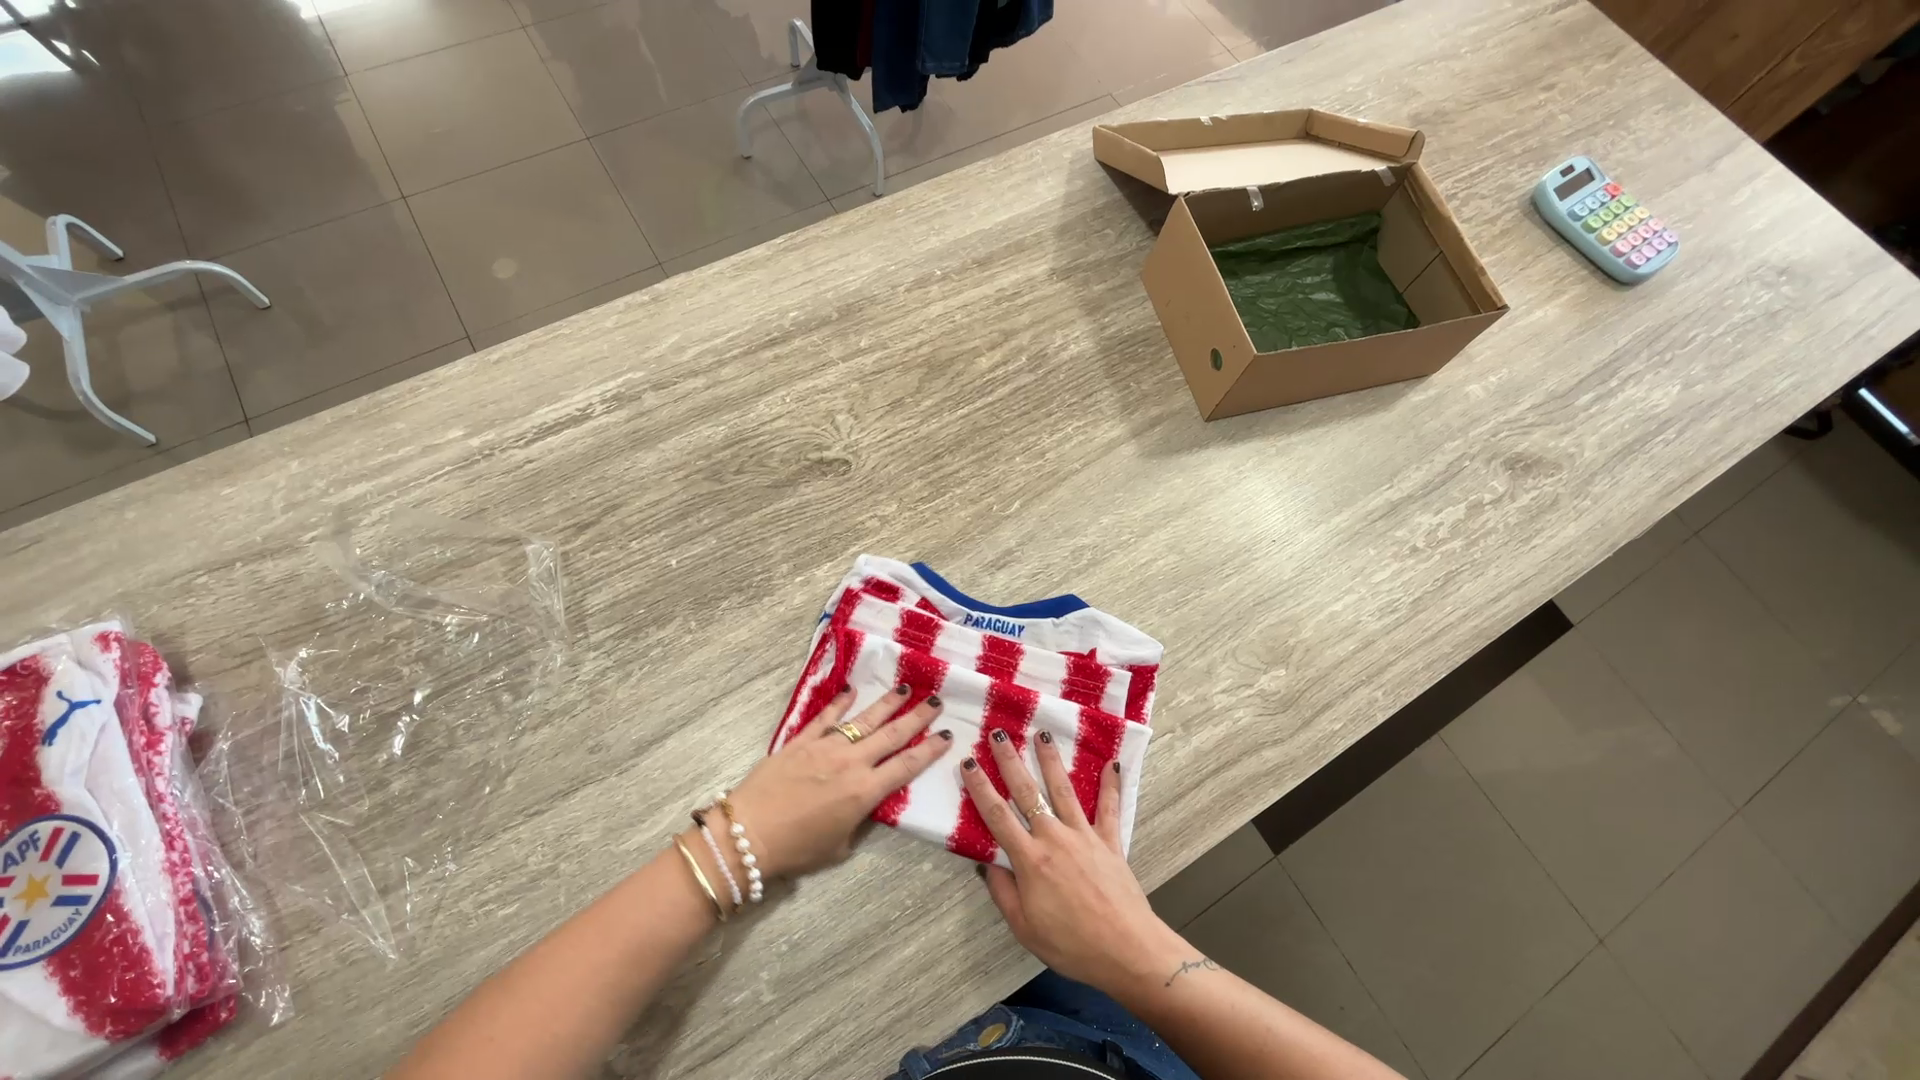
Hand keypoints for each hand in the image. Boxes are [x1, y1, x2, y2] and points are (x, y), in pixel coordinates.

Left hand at [719, 686, 949, 879]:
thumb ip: (859, 821)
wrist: (749, 834)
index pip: (906, 765)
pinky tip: (851, 691)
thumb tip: (866, 804)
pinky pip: (825, 718)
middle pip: (892, 734)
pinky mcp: (800, 742)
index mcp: (865, 792)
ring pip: (863, 720)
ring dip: (886, 704)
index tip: (946, 735)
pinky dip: (839, 703)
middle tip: (935, 700)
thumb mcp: (840, 846)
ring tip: (904, 688)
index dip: (929, 750)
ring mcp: (825, 748)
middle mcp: (851, 763)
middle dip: (916, 716)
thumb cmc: (797, 849)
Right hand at [959, 731, 1188, 995]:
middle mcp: (1054, 838)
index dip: (980, 788)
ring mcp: (1085, 836)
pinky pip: (1109, 808)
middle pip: (1027, 792)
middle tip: (999, 734)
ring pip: (1064, 789)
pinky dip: (1111, 785)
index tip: (968, 763)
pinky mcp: (1110, 842)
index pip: (997, 816)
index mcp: (1029, 860)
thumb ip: (1003, 892)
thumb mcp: (1024, 928)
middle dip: (1010, 761)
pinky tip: (1113, 763)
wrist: (1126, 950)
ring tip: (1042, 733)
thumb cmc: (1071, 945)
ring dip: (1051, 760)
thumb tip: (986, 863)